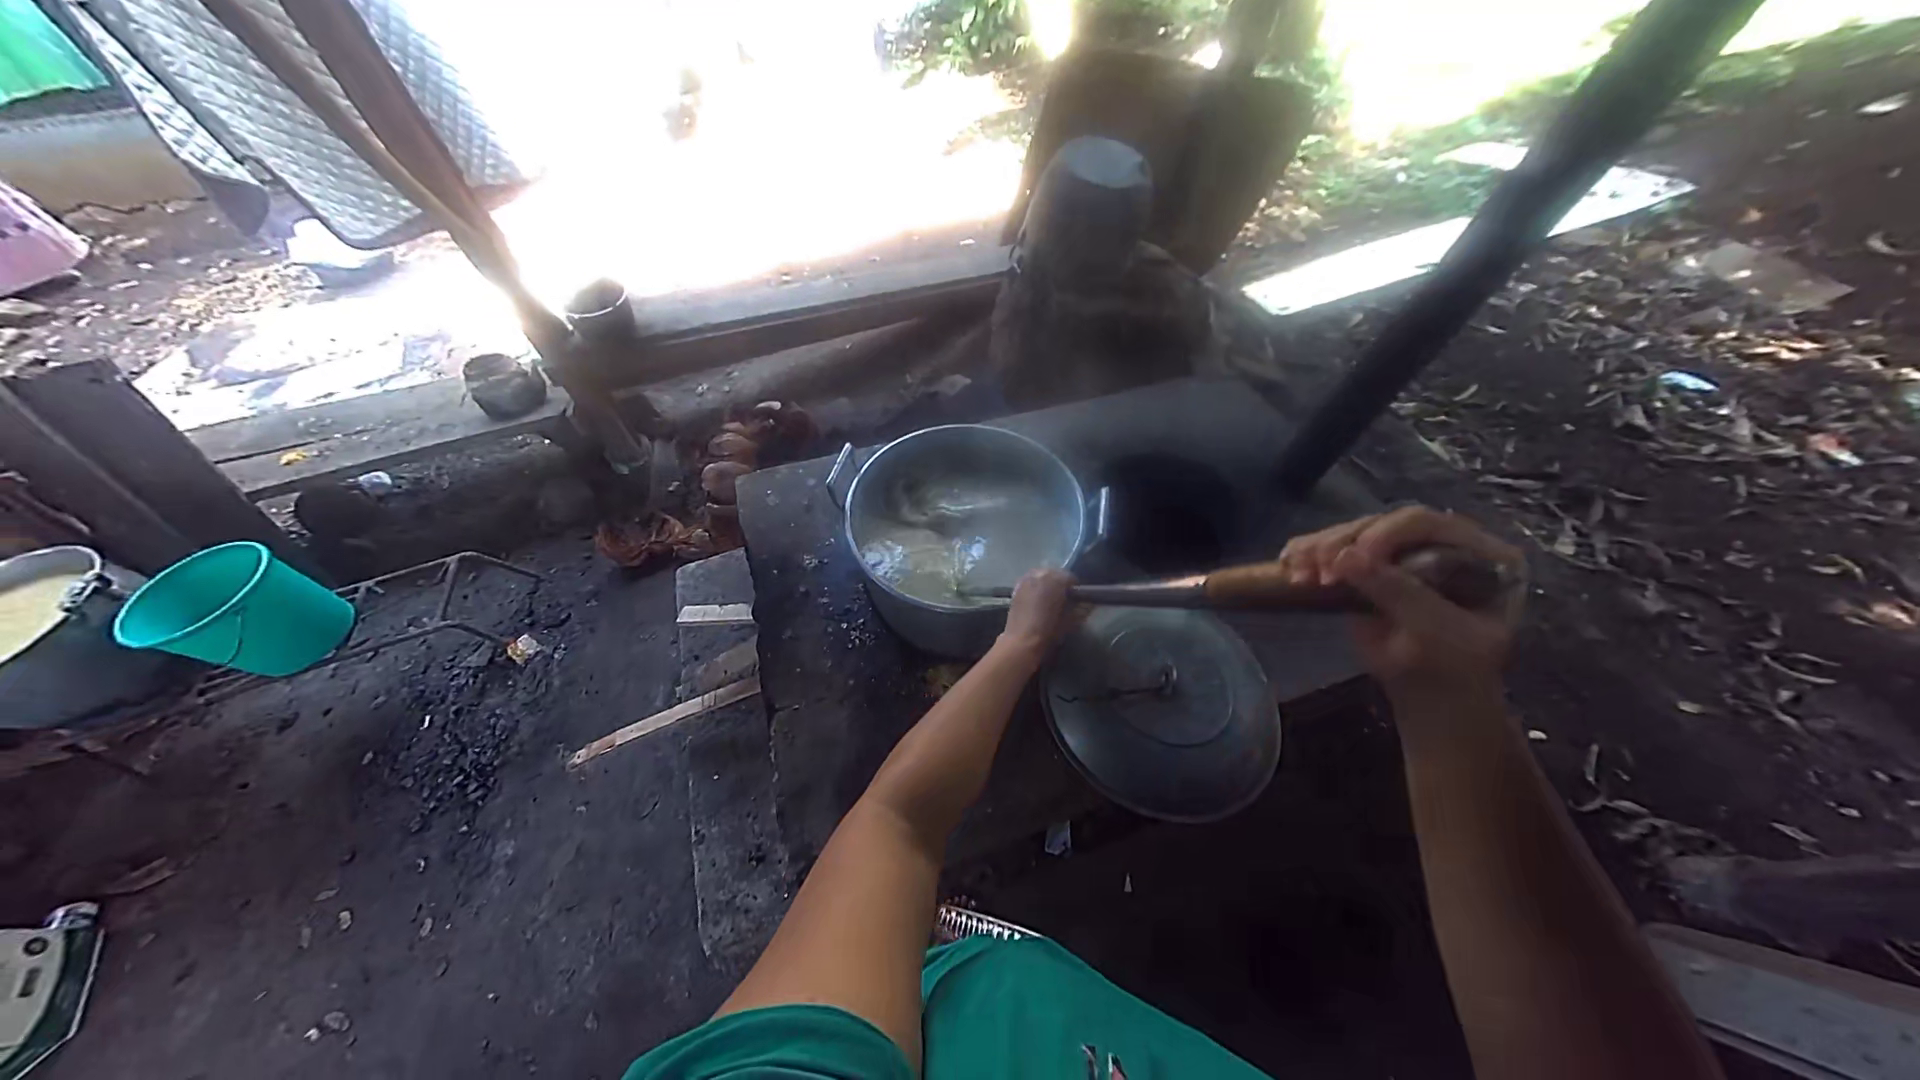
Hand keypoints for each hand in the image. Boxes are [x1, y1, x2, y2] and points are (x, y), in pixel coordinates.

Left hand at [995, 568, 1077, 660]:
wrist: (1022, 640)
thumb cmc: (1050, 630)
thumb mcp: (1072, 620)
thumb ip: (1082, 608)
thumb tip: (1089, 603)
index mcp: (1056, 579)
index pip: (1070, 577)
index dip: (1075, 588)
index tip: (1077, 598)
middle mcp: (1040, 574)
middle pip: (1054, 574)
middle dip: (1060, 583)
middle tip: (1063, 598)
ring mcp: (1026, 579)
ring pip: (1041, 576)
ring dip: (1047, 584)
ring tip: (1050, 598)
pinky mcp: (1016, 587)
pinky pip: (1030, 581)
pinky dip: (1036, 587)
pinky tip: (1037, 599)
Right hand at [1278, 506, 1524, 703]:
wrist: (1430, 693)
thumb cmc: (1451, 668)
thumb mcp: (1436, 633)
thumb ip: (1400, 593)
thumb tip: (1344, 557)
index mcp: (1478, 552)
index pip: (1428, 524)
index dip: (1387, 533)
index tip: (1354, 558)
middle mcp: (1436, 544)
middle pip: (1380, 525)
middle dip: (1342, 543)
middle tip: (1319, 573)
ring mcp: (1397, 553)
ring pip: (1350, 534)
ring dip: (1317, 549)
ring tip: (1298, 575)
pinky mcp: (1364, 567)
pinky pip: (1331, 549)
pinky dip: (1306, 554)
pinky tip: (1288, 563)